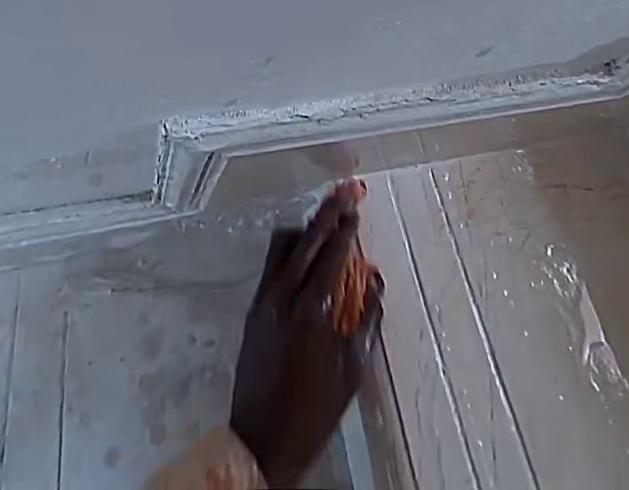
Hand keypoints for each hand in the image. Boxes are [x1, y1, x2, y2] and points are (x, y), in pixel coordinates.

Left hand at [229, 193, 383, 486]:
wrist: (264, 435)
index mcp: (311, 309)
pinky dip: (290, 248)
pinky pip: (271, 262)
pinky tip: (304, 250)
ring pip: (282, 245)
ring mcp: (263, 297)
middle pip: (305, 239)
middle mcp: (282, 294)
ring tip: (325, 219)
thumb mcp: (353, 368)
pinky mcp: (253, 306)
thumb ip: (367, 318)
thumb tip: (374, 277)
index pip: (330, 254)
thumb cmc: (317, 407)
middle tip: (343, 193)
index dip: (344, 228)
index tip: (355, 208)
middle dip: (326, 213)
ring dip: (305, 228)